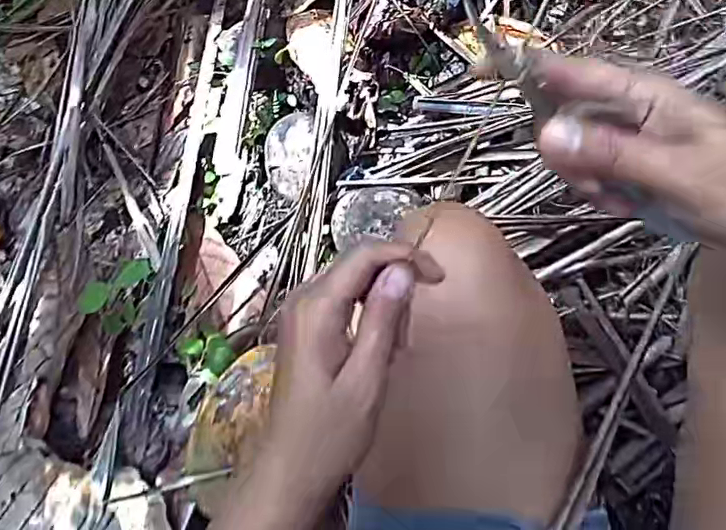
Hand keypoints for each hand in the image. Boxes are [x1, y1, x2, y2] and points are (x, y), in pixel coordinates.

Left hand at [227, 242, 444, 525]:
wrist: (289, 471)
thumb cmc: (327, 435)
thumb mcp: (365, 379)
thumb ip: (383, 319)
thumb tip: (403, 270)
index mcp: (316, 306)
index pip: (364, 254)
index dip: (404, 256)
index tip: (436, 275)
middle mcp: (303, 297)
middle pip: (359, 262)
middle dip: (395, 282)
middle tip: (412, 326)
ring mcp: (301, 308)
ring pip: (354, 278)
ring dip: (383, 300)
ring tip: (395, 347)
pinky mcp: (305, 322)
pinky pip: (344, 296)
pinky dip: (368, 311)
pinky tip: (379, 345)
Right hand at [531, 55, 725, 259]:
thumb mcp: (679, 175)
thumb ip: (611, 154)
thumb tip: (545, 133)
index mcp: (642, 92)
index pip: (570, 69)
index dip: (525, 67)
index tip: (482, 73)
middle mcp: (630, 106)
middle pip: (563, 114)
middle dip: (567, 152)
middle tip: (596, 186)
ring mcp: (631, 134)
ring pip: (574, 147)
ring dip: (586, 177)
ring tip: (622, 200)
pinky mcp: (633, 161)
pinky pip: (593, 170)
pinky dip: (600, 190)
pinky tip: (628, 205)